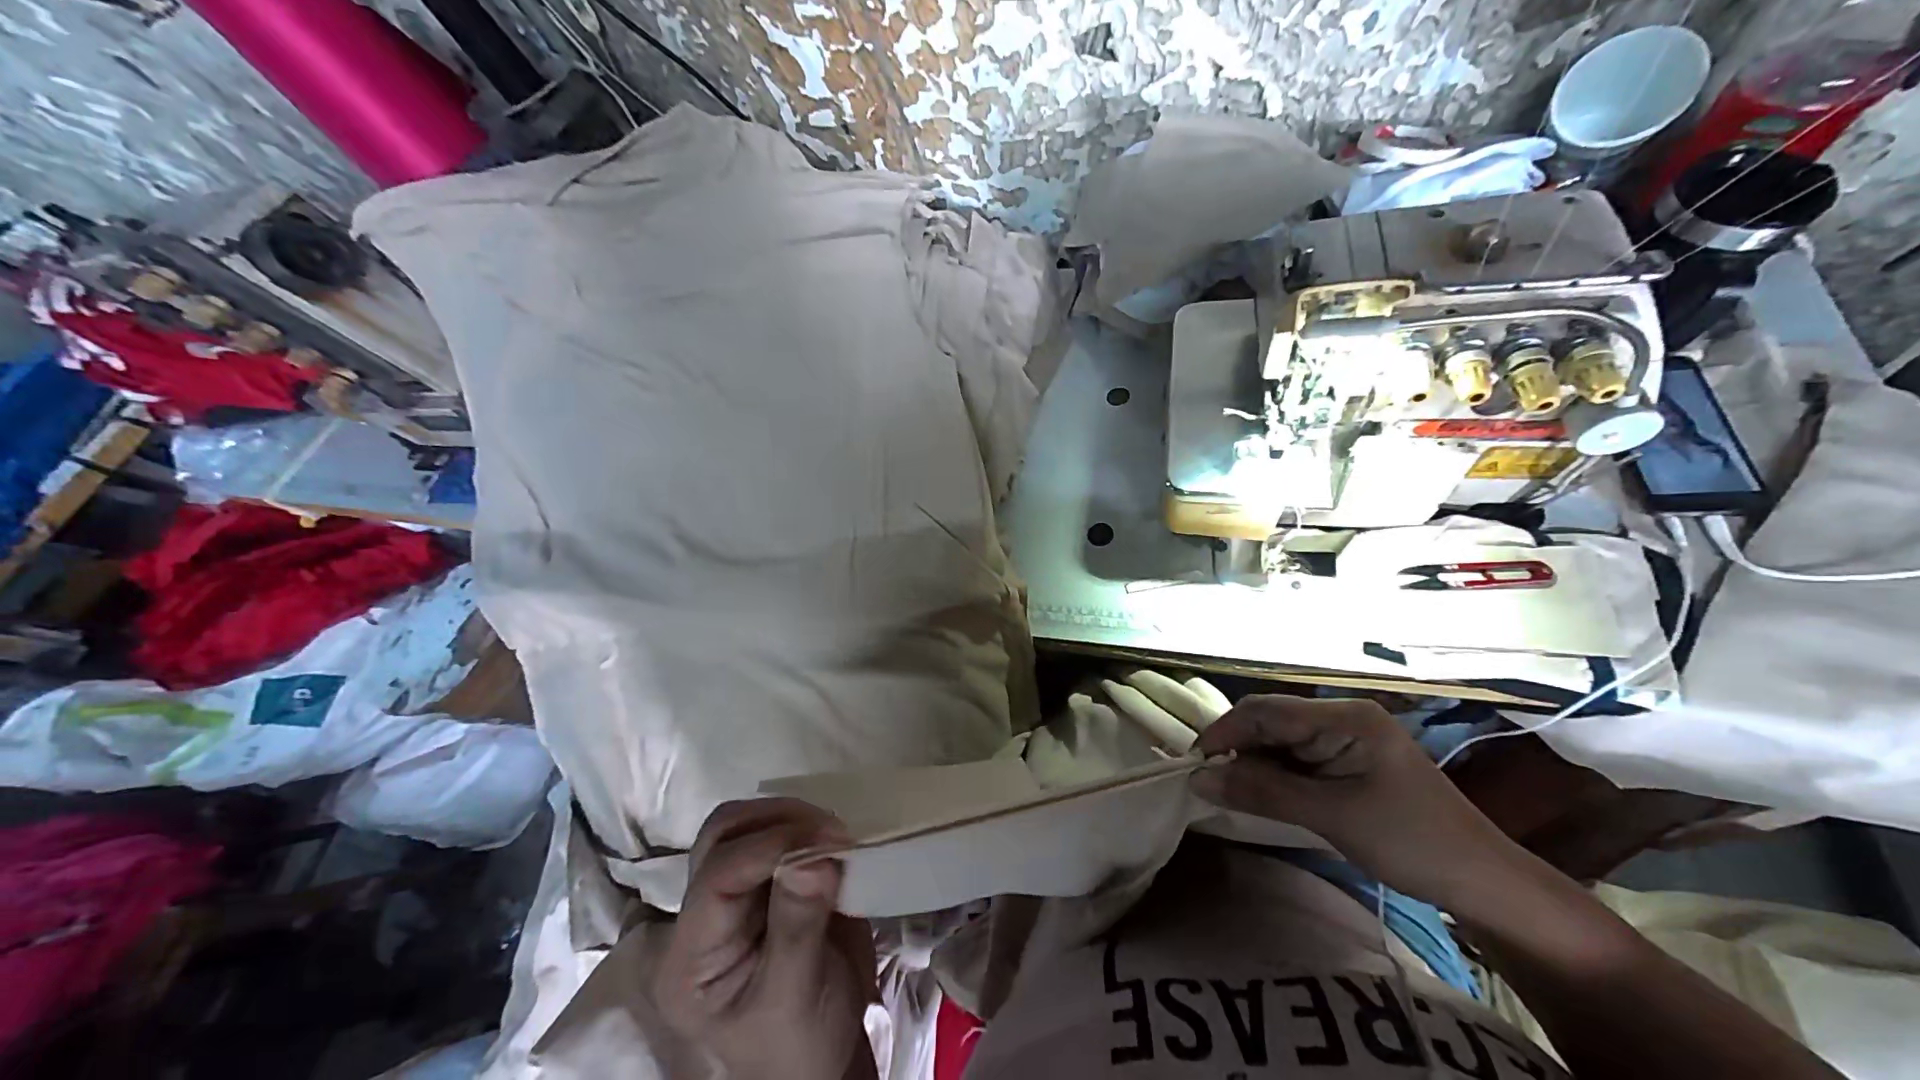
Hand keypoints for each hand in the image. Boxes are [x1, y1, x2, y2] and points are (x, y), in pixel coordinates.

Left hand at [656, 799, 877, 1079]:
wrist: (823, 1060)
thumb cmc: (800, 1043)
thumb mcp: (796, 997)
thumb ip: (798, 926)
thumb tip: (812, 856)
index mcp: (691, 955)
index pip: (716, 877)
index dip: (768, 847)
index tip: (825, 841)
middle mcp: (704, 914)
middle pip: (721, 836)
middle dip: (777, 822)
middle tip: (832, 833)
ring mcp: (735, 894)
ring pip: (746, 825)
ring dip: (793, 819)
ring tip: (837, 837)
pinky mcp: (767, 882)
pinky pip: (778, 834)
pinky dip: (807, 827)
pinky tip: (836, 842)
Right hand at [1191, 695, 1520, 909]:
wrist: (1482, 881)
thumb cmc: (1412, 842)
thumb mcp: (1331, 816)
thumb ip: (1262, 792)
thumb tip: (1197, 779)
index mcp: (1344, 718)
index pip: (1265, 711)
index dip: (1224, 732)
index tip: (1193, 765)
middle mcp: (1341, 718)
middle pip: (1269, 723)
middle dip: (1236, 751)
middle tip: (1207, 785)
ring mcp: (1344, 740)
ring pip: (1278, 743)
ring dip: (1252, 766)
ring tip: (1228, 793)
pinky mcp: (1344, 762)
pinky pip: (1294, 761)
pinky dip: (1272, 778)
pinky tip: (1259, 796)